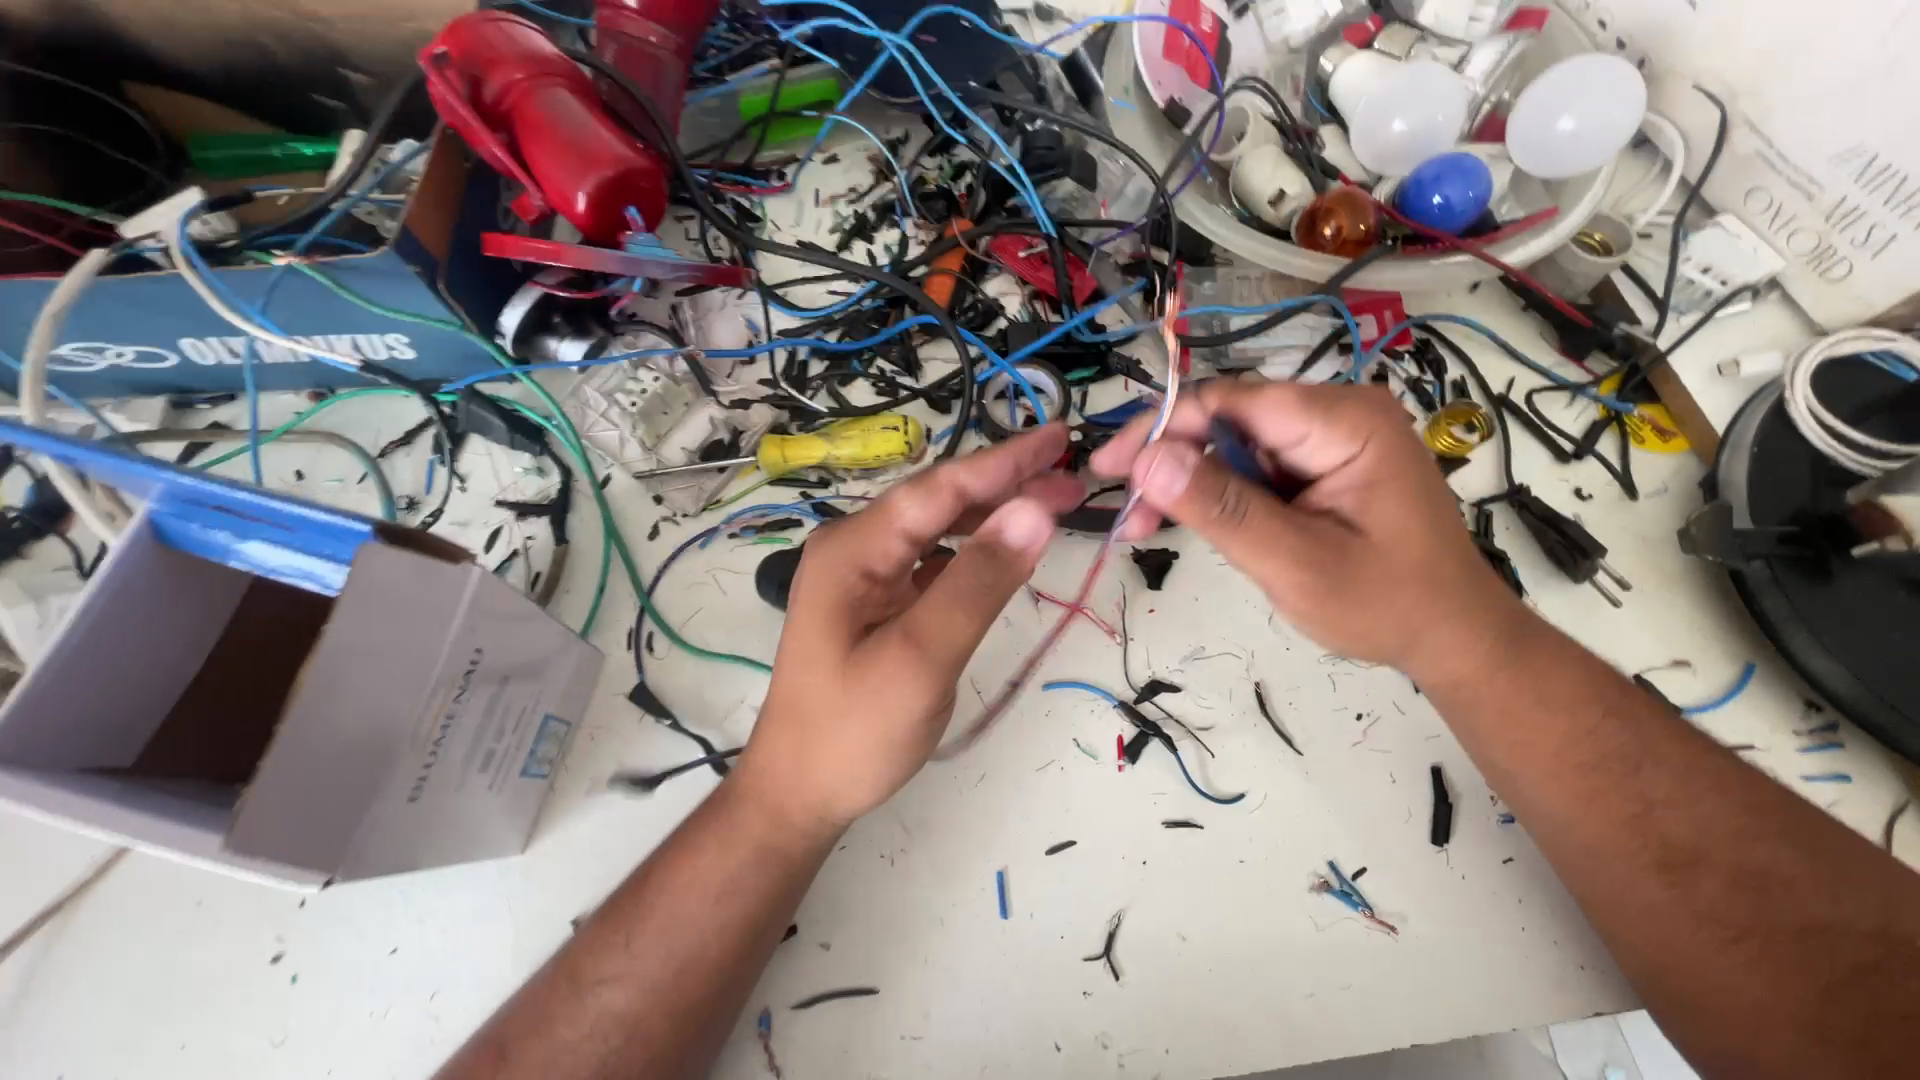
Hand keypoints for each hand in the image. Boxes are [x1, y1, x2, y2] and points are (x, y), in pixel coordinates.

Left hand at [731, 425, 1083, 833]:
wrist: (799, 792)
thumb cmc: (853, 731)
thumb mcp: (922, 657)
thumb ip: (978, 582)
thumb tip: (1035, 510)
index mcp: (853, 548)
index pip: (939, 488)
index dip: (1003, 462)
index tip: (1060, 439)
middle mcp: (855, 549)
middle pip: (939, 503)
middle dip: (1005, 486)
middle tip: (1073, 480)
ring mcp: (864, 578)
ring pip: (937, 531)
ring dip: (992, 517)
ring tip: (1052, 509)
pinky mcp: (877, 605)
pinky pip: (931, 563)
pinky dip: (973, 554)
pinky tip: (1004, 554)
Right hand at [1089, 380, 1528, 678]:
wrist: (1451, 634)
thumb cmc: (1385, 604)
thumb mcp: (1296, 563)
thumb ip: (1222, 509)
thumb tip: (1148, 458)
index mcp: (1344, 421)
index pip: (1231, 400)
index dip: (1163, 428)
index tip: (1111, 469)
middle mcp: (1336, 412)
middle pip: (1227, 418)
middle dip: (1170, 461)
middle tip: (1127, 511)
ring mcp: (1328, 437)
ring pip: (1232, 444)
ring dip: (1188, 482)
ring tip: (1146, 526)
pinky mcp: (1320, 463)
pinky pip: (1252, 465)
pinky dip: (1216, 494)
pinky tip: (1189, 520)